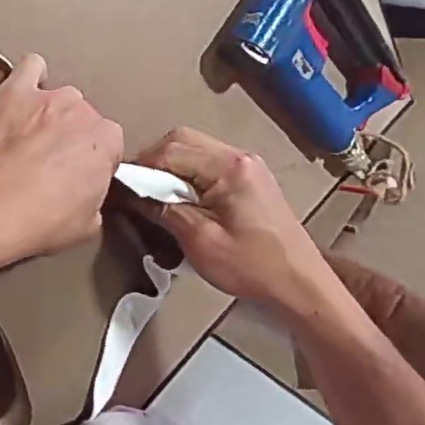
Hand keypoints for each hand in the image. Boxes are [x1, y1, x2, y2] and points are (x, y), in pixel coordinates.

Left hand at [0, 54, 123, 270]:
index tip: (79, 177)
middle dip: (71, 137)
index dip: (93, 162)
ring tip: (28, 137)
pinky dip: (30, 78)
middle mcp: (82, 112)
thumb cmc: (39, 218)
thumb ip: (95, 200)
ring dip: (49, 114)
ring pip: (58, 98)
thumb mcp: (86, 226)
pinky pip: (31, 68)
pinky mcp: (15, 92)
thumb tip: (87, 199)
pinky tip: (22, 94)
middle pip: (83, 119)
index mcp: (107, 141)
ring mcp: (48, 98)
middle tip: (50, 162)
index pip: (109, 145)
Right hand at [134, 127, 340, 317]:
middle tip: (138, 189)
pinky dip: (188, 174)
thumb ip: (164, 211)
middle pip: (182, 140)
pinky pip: (209, 163)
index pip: (171, 150)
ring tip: (157, 196)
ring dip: (170, 167)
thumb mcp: (200, 241)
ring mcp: (247, 166)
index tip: (123, 186)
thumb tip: (136, 195)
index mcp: (230, 167)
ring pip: (194, 149)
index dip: (141, 166)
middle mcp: (240, 157)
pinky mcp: (249, 179)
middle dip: (154, 161)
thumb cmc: (254, 266)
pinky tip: (180, 199)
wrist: (300, 284)